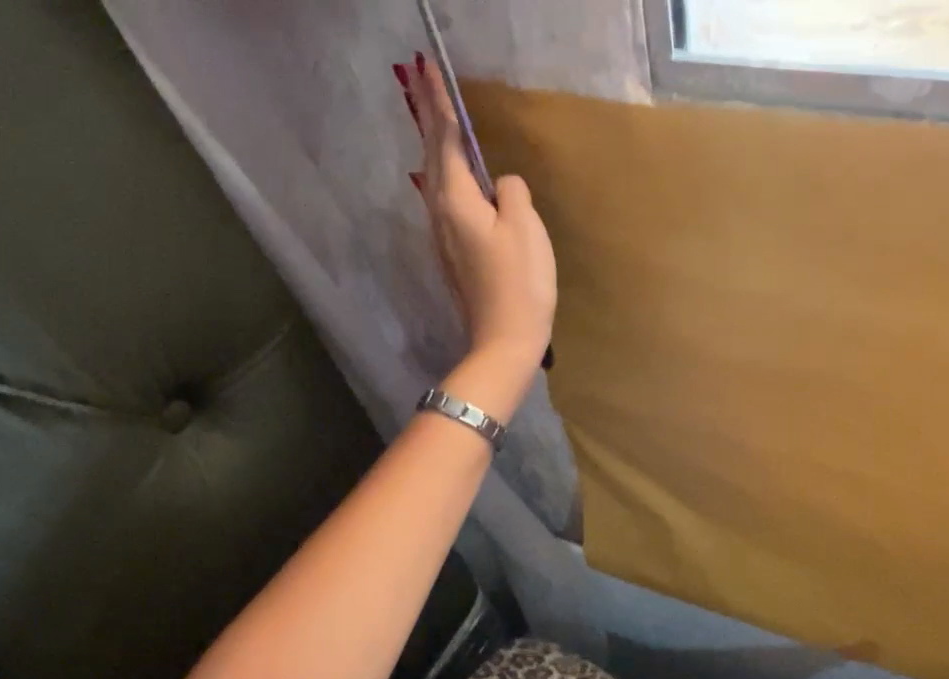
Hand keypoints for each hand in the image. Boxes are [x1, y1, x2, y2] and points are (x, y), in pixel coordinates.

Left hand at [400, 55, 556, 366]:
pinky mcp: (452, 255)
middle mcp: (439, 213)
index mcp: (456, 199)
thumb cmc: (519, 283)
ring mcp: (442, 237)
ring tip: (437, 118)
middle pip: (433, 154)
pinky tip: (455, 173)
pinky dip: (448, 175)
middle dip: (429, 115)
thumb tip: (500, 185)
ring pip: (436, 178)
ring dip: (436, 145)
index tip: (426, 67)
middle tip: (423, 79)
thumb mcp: (525, 228)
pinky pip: (446, 201)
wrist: (504, 341)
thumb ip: (511, 192)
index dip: (438, 101)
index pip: (445, 138)